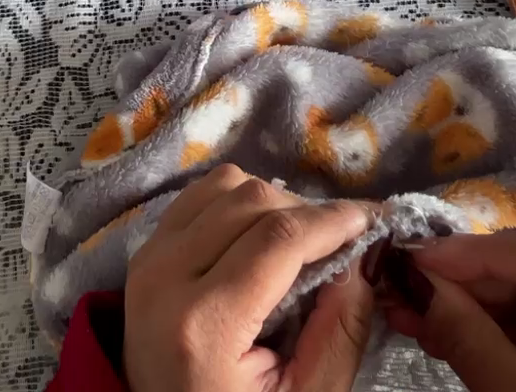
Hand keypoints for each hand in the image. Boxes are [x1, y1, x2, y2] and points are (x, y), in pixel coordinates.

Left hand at [124, 165, 375, 391]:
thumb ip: (338, 332)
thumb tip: (361, 258)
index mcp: (202, 325)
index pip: (276, 240)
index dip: (329, 220)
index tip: (370, 219)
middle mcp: (165, 276)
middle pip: (250, 201)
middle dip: (305, 212)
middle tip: (339, 240)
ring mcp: (149, 255)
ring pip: (224, 184)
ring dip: (270, 200)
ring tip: (298, 239)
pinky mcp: (145, 247)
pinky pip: (199, 193)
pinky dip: (237, 199)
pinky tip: (259, 232)